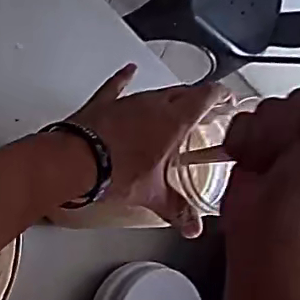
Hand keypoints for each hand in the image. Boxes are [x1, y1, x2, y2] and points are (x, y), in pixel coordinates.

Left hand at [60, 64, 225, 237]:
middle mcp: (152, 104)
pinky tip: (127, 71)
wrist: (71, 163)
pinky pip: (114, 88)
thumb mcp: (151, 194)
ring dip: (163, 98)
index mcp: (174, 120)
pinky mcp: (100, 106)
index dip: (221, 96)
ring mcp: (125, 103)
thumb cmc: (113, 173)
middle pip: (182, 93)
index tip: (228, 100)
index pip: (208, 96)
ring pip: (152, 92)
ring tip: (172, 103)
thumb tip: (191, 227)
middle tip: (203, 109)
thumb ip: (176, 209)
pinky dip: (122, 80)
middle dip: (195, 99)